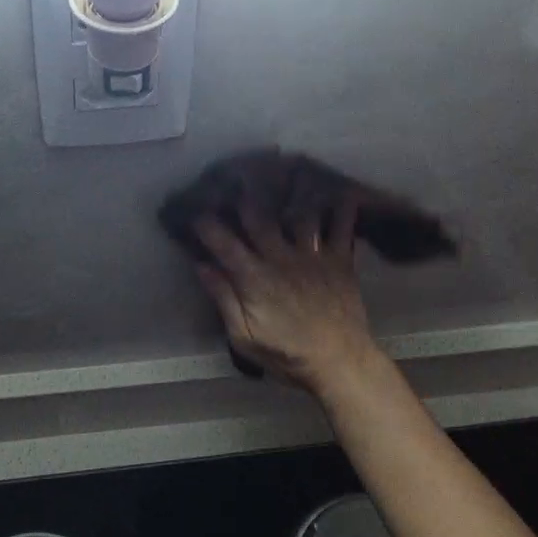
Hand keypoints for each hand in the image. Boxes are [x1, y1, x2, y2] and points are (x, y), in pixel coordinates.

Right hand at [193, 198, 385, 395]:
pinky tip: (340, 191)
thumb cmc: (287, 354)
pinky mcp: (338, 259)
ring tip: (284, 173)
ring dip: (290, 193)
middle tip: (235, 180)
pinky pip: (341, 226)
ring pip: (298, 213)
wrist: (340, 363)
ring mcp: (312, 255)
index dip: (206, 223)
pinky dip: (342, 208)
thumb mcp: (244, 337)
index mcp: (254, 277)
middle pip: (258, 216)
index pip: (223, 242)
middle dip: (243, 196)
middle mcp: (281, 257)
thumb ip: (223, 298)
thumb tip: (202, 265)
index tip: (195, 211)